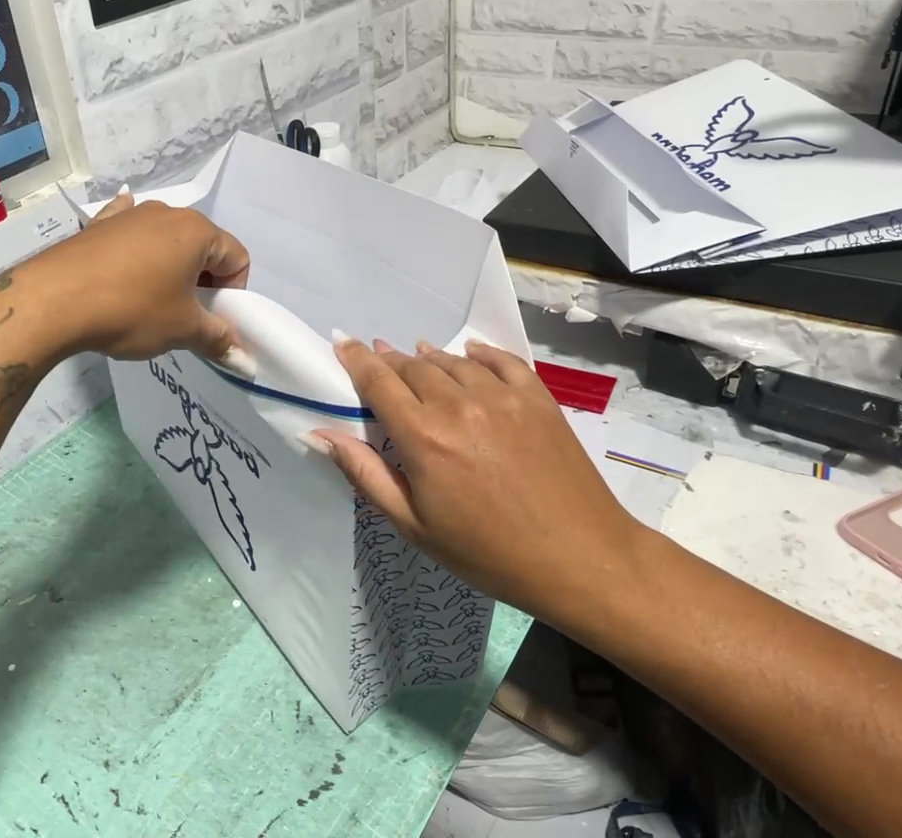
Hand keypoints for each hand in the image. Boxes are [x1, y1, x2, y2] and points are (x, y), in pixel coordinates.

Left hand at [24, 192, 250, 363]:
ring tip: (149, 303)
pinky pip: (128, 232)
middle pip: (202, 247)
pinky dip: (134, 247)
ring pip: (165, 241)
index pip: (236, 258)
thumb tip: (244, 360)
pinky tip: (123, 259)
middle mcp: (167, 213)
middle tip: (184, 317)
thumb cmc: (130, 310)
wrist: (53, 301)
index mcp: (197, 231)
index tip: (212, 320)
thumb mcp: (182, 330)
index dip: (232, 293)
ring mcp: (129, 214)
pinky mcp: (98, 225)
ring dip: (169, 269)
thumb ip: (218, 339)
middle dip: (201, 281)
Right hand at [311, 339, 642, 622]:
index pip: (379, 382)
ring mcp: (503, 397)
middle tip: (378, 361)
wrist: (581, 559)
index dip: (356, 359)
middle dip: (389, 361)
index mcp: (423, 437)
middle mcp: (459, 405)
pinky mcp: (538, 399)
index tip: (341, 342)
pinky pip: (500, 360)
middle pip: (413, 367)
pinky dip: (478, 353)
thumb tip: (319, 434)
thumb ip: (366, 473)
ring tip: (416, 359)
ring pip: (452, 361)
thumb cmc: (487, 552)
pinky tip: (468, 353)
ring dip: (428, 358)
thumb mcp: (414, 526)